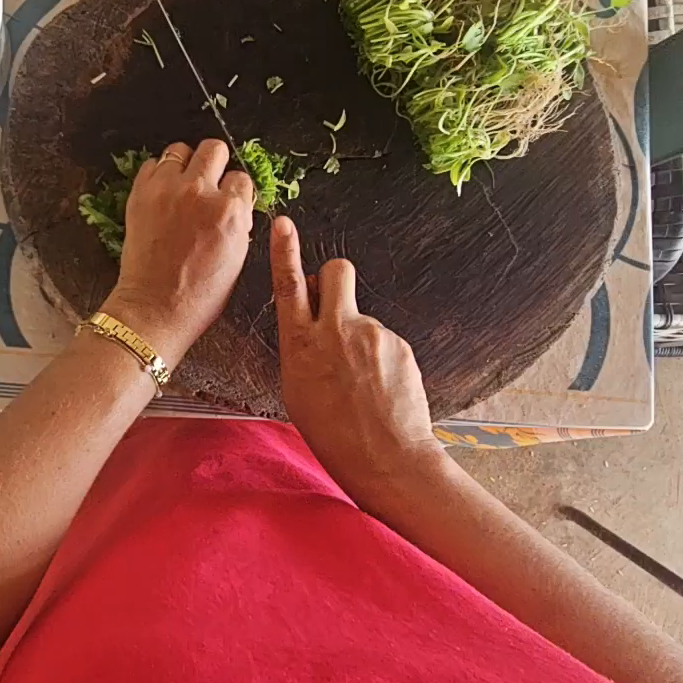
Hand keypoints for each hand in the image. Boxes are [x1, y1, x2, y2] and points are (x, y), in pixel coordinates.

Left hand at [103, 139, 254, 362]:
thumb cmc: (199, 293)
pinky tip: (164, 193)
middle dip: (216, 163)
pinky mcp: (141, 193)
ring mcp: (167, 189)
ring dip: (186, 163)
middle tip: (209, 181)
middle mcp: (199, 193)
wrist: (155, 306)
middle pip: (214, 149)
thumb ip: (240, 221)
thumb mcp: (238, 257)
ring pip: (181, 149)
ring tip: (184, 183)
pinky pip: (153, 164)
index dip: (236, 190)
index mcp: (230, 211)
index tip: (229, 199)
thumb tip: (237, 203)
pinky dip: (160, 174)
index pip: (242, 177)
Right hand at [269, 215, 442, 491]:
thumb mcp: (296, 387)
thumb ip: (301, 347)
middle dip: (333, 278)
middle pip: (335, 270)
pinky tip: (379, 386)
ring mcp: (370, 334)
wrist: (385, 458)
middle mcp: (334, 330)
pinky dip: (381, 356)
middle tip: (335, 303)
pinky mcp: (398, 343)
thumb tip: (312, 324)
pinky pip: (384, 338)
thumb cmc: (332, 432)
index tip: (284, 224)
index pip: (288, 284)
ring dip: (359, 336)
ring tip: (361, 379)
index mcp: (300, 343)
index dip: (285, 250)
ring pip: (361, 315)